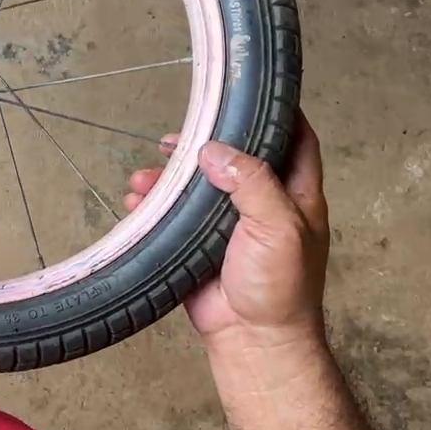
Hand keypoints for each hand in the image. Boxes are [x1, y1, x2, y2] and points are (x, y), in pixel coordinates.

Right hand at [125, 112, 328, 350]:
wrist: (250, 338)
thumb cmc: (279, 286)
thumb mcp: (277, 227)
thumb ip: (252, 183)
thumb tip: (213, 150)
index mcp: (294, 194)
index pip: (293, 140)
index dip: (277, 113)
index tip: (250, 91)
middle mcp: (262, 203)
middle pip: (232, 159)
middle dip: (201, 145)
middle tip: (171, 138)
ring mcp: (227, 223)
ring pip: (195, 187)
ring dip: (167, 178)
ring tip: (143, 176)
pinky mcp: (197, 243)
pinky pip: (171, 216)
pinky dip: (151, 206)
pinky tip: (136, 201)